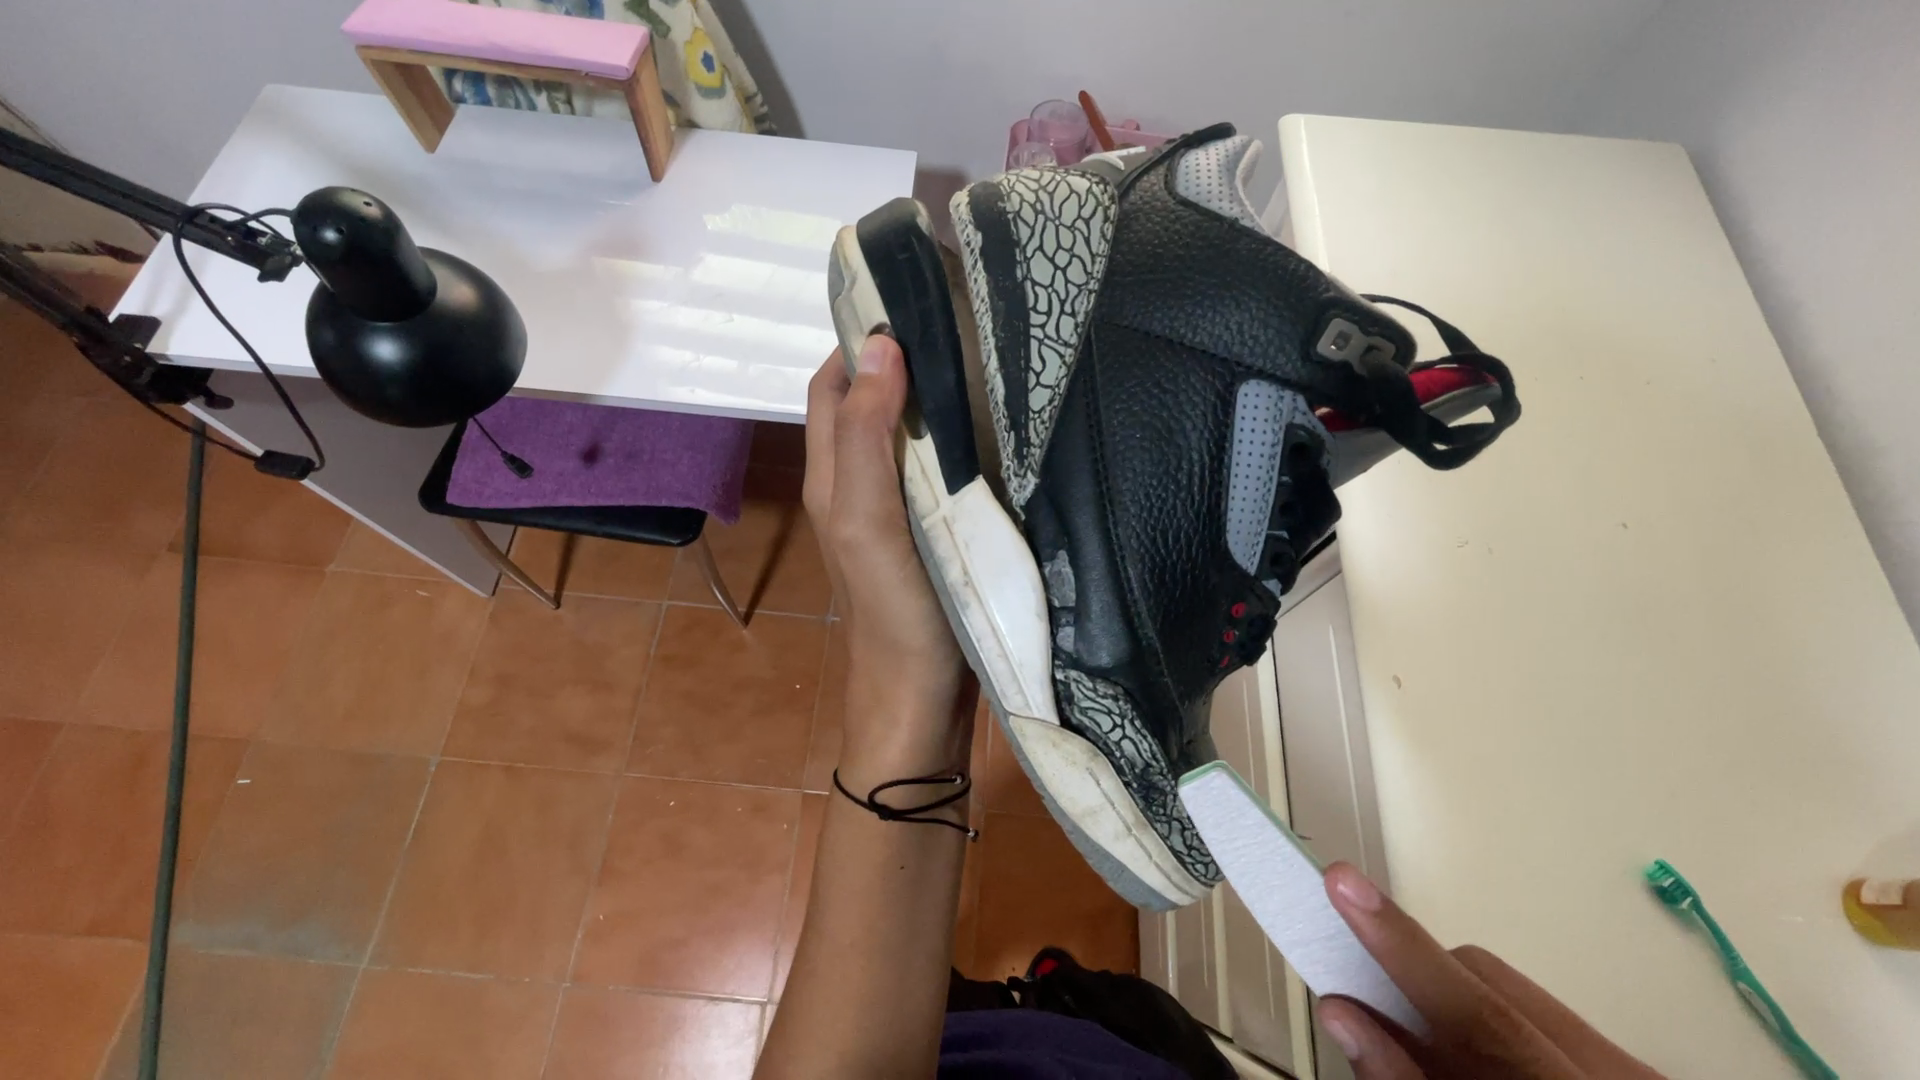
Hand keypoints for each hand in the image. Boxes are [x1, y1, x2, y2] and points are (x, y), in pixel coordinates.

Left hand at [804, 337, 969, 782]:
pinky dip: (952, 440)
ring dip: (928, 398)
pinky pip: (932, 470)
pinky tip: (992, 431)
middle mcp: (855, 487)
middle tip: (959, 326)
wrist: (920, 700)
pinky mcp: (927, 534)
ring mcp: (892, 512)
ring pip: (901, 436)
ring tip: (981, 363)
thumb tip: (879, 349)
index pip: (832, 385)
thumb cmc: (894, 611)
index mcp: (831, 476)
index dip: (860, 341)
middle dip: (898, 361)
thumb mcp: (868, 520)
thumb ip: (866, 439)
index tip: (911, 301)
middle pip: (866, 405)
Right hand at [1319, 863, 1667, 1078]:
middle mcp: (1621, 1078)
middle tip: (1363, 1004)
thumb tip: (1340, 1009)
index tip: (1342, 883)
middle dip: (1416, 979)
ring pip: (1510, 991)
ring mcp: (1636, 1073)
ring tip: (1431, 1057)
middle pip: (1489, 980)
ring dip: (1451, 1008)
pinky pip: (1538, 1017)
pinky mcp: (1636, 1071)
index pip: (1480, 1016)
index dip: (1402, 946)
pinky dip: (1487, 1034)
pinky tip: (1476, 1068)